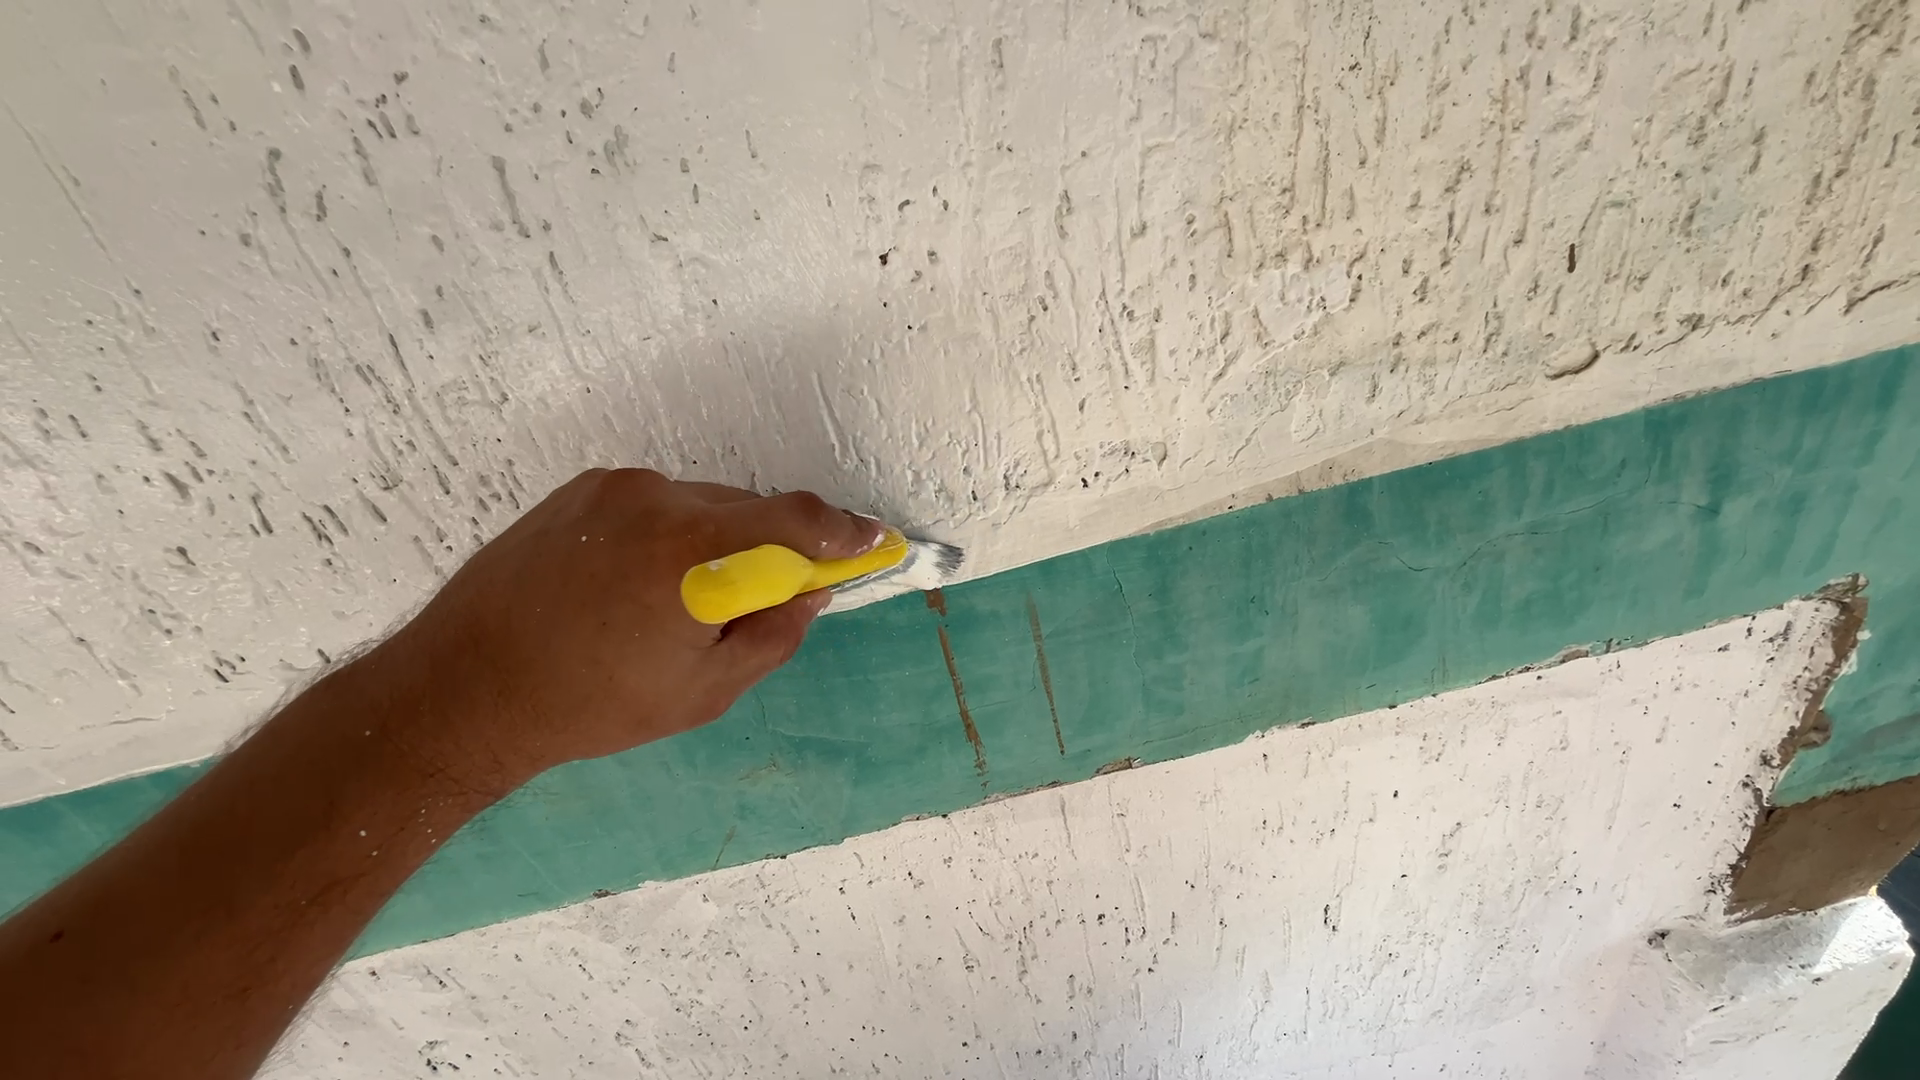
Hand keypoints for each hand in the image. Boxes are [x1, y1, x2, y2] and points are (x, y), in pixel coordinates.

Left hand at [361, 468, 882, 795]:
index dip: (841, 529)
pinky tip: (640, 581)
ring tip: (682, 600)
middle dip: (771, 547)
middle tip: (762, 596)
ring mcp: (613, 489)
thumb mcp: (706, 692)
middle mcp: (656, 499)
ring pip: (703, 505)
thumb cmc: (594, 705)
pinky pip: (658, 503)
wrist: (462, 691)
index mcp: (691, 551)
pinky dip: (673, 533)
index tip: (871, 539)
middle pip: (750, 510)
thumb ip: (774, 636)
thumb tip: (810, 592)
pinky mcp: (581, 490)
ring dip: (719, 541)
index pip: (793, 520)